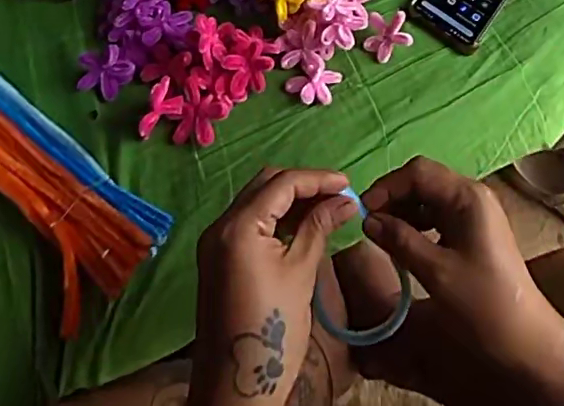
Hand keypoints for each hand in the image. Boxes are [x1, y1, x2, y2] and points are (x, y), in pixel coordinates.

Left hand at [191, 169, 357, 403]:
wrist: (235, 391)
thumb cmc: (272, 331)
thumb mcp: (301, 272)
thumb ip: (320, 226)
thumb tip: (346, 199)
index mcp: (239, 227)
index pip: (282, 183)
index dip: (318, 179)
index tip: (348, 184)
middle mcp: (220, 226)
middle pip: (266, 184)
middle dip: (304, 185)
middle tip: (337, 194)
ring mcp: (215, 242)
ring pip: (258, 200)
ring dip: (291, 199)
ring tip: (327, 207)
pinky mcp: (218, 257)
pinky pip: (250, 220)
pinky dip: (276, 216)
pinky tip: (303, 224)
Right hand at [358, 157, 561, 372]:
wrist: (528, 341)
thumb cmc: (484, 304)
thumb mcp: (437, 272)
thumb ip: (401, 241)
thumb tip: (368, 220)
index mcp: (468, 196)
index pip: (419, 172)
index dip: (388, 185)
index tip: (363, 210)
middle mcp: (472, 194)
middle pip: (424, 179)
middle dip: (394, 196)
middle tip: (369, 222)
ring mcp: (475, 210)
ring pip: (430, 196)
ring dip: (404, 209)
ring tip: (382, 234)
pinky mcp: (474, 228)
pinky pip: (439, 213)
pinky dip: (417, 222)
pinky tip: (403, 241)